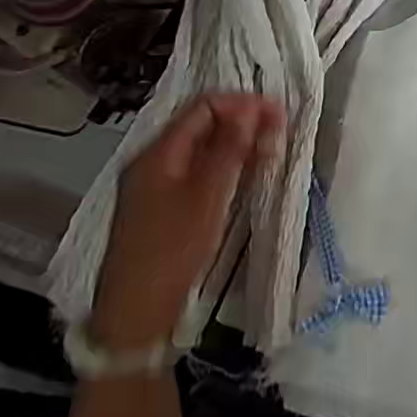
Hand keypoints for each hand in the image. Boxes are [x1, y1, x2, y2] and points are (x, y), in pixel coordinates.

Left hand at [90, 94, 283, 350]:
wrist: (136, 312)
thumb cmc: (172, 249)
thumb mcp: (207, 195)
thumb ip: (230, 149)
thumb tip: (251, 109)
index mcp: (157, 152)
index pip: (202, 107)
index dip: (241, 104)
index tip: (277, 111)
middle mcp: (154, 160)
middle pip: (201, 124)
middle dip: (241, 120)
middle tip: (280, 127)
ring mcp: (157, 183)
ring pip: (202, 147)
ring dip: (236, 141)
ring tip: (271, 146)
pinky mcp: (165, 204)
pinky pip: (198, 168)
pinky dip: (225, 163)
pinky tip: (247, 170)